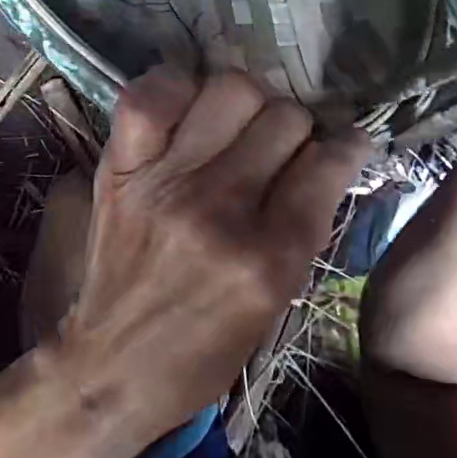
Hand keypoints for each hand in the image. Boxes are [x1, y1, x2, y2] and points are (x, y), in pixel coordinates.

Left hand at [50, 68, 369, 450]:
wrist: (112, 369)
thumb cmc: (208, 345)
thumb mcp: (280, 297)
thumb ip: (309, 220)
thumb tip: (332, 152)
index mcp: (269, 256)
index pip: (326, 163)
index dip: (344, 147)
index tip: (342, 146)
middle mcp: (219, 209)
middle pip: (283, 117)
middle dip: (295, 128)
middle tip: (280, 148)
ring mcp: (166, 183)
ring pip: (232, 90)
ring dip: (248, 103)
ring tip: (238, 125)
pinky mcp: (120, 169)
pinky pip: (152, 94)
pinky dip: (176, 88)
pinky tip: (188, 109)